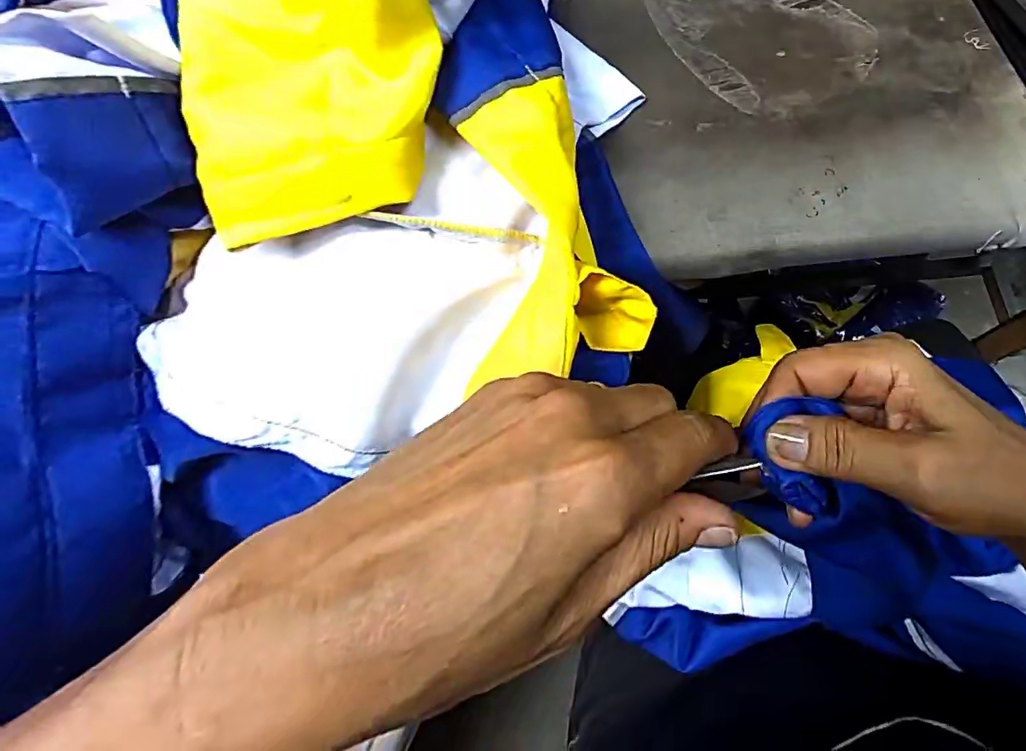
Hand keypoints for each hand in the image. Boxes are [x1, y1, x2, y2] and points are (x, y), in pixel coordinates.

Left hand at [8, 374, 738, 750]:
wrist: (301, 619)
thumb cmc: (450, 635)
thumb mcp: (573, 610)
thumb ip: (659, 542)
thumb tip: (723, 515)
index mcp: (610, 477)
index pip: (701, 433)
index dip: (716, 454)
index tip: (712, 475)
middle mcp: (581, 418)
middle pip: (664, 404)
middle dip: (667, 441)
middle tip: (638, 492)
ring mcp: (533, 396)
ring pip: (616, 395)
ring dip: (619, 429)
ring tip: (574, 483)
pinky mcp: (493, 390)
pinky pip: (566, 391)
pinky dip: (573, 418)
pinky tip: (528, 465)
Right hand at [744, 334, 1025, 541]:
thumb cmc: (985, 479)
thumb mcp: (914, 468)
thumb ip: (843, 451)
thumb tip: (771, 437)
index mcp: (888, 361)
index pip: (803, 368)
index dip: (772, 410)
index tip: (758, 464)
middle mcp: (878, 368)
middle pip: (805, 390)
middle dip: (784, 439)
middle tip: (781, 495)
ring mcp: (880, 396)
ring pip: (815, 417)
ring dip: (800, 460)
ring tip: (803, 507)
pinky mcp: (883, 424)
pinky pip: (834, 437)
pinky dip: (820, 467)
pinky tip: (819, 502)